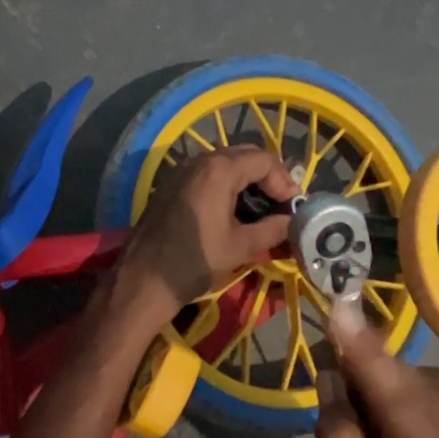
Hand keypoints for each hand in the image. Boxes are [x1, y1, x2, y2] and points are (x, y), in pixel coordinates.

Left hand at [119, 145, 300, 315]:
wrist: (144, 281)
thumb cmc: (195, 262)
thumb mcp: (241, 246)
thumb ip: (272, 229)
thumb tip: (292, 222)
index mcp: (219, 170)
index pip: (265, 160)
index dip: (285, 182)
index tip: (294, 207)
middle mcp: (200, 160)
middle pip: (245, 156)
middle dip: (268, 178)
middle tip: (281, 205)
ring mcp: (182, 171)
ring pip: (225, 165)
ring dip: (247, 182)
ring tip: (261, 211)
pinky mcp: (171, 185)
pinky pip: (207, 176)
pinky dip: (227, 187)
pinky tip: (234, 213)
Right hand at [314, 296, 438, 437]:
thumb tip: (330, 376)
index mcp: (418, 433)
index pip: (383, 377)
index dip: (358, 342)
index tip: (338, 305)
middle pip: (378, 369)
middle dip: (356, 386)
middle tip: (360, 429)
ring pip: (394, 371)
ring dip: (379, 392)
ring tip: (391, 434)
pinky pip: (412, 373)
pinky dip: (400, 392)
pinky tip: (412, 424)